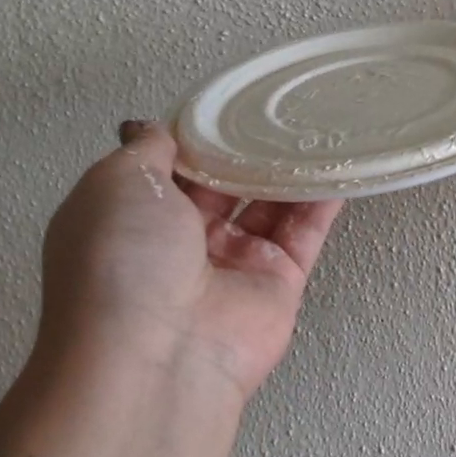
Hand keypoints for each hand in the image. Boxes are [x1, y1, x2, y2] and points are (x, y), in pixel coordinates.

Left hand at [39, 120, 342, 401]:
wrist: (161, 353)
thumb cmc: (122, 266)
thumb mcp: (115, 184)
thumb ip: (145, 149)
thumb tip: (152, 127)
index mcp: (130, 217)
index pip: (170, 165)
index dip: (196, 134)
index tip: (226, 103)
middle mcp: (180, 242)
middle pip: (224, 183)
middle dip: (248, 149)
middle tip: (281, 110)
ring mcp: (232, 263)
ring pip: (269, 204)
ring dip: (290, 169)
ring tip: (318, 128)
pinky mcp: (278, 281)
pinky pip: (305, 231)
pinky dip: (324, 199)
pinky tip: (340, 166)